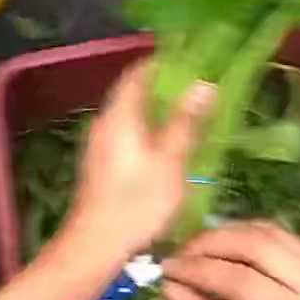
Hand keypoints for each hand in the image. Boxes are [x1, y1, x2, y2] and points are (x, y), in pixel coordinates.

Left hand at [56, 61, 214, 261]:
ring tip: (186, 113)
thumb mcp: (170, 160)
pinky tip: (165, 144)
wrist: (95, 242)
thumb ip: (185, 121)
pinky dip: (146, 129)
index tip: (189, 57)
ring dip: (154, 109)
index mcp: (120, 114)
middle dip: (162, 86)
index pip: (137, 73)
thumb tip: (204, 83)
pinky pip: (125, 133)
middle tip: (195, 86)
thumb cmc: (137, 201)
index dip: (161, 62)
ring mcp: (99, 143)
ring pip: (129, 114)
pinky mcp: (100, 162)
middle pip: (132, 92)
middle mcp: (105, 122)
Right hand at [162, 223, 299, 299]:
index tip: (168, 270)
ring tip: (197, 249)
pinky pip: (279, 233)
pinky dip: (245, 232)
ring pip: (267, 231)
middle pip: (256, 244)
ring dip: (226, 233)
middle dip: (209, 243)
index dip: (199, 270)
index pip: (242, 281)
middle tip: (180, 255)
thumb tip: (170, 288)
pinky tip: (225, 245)